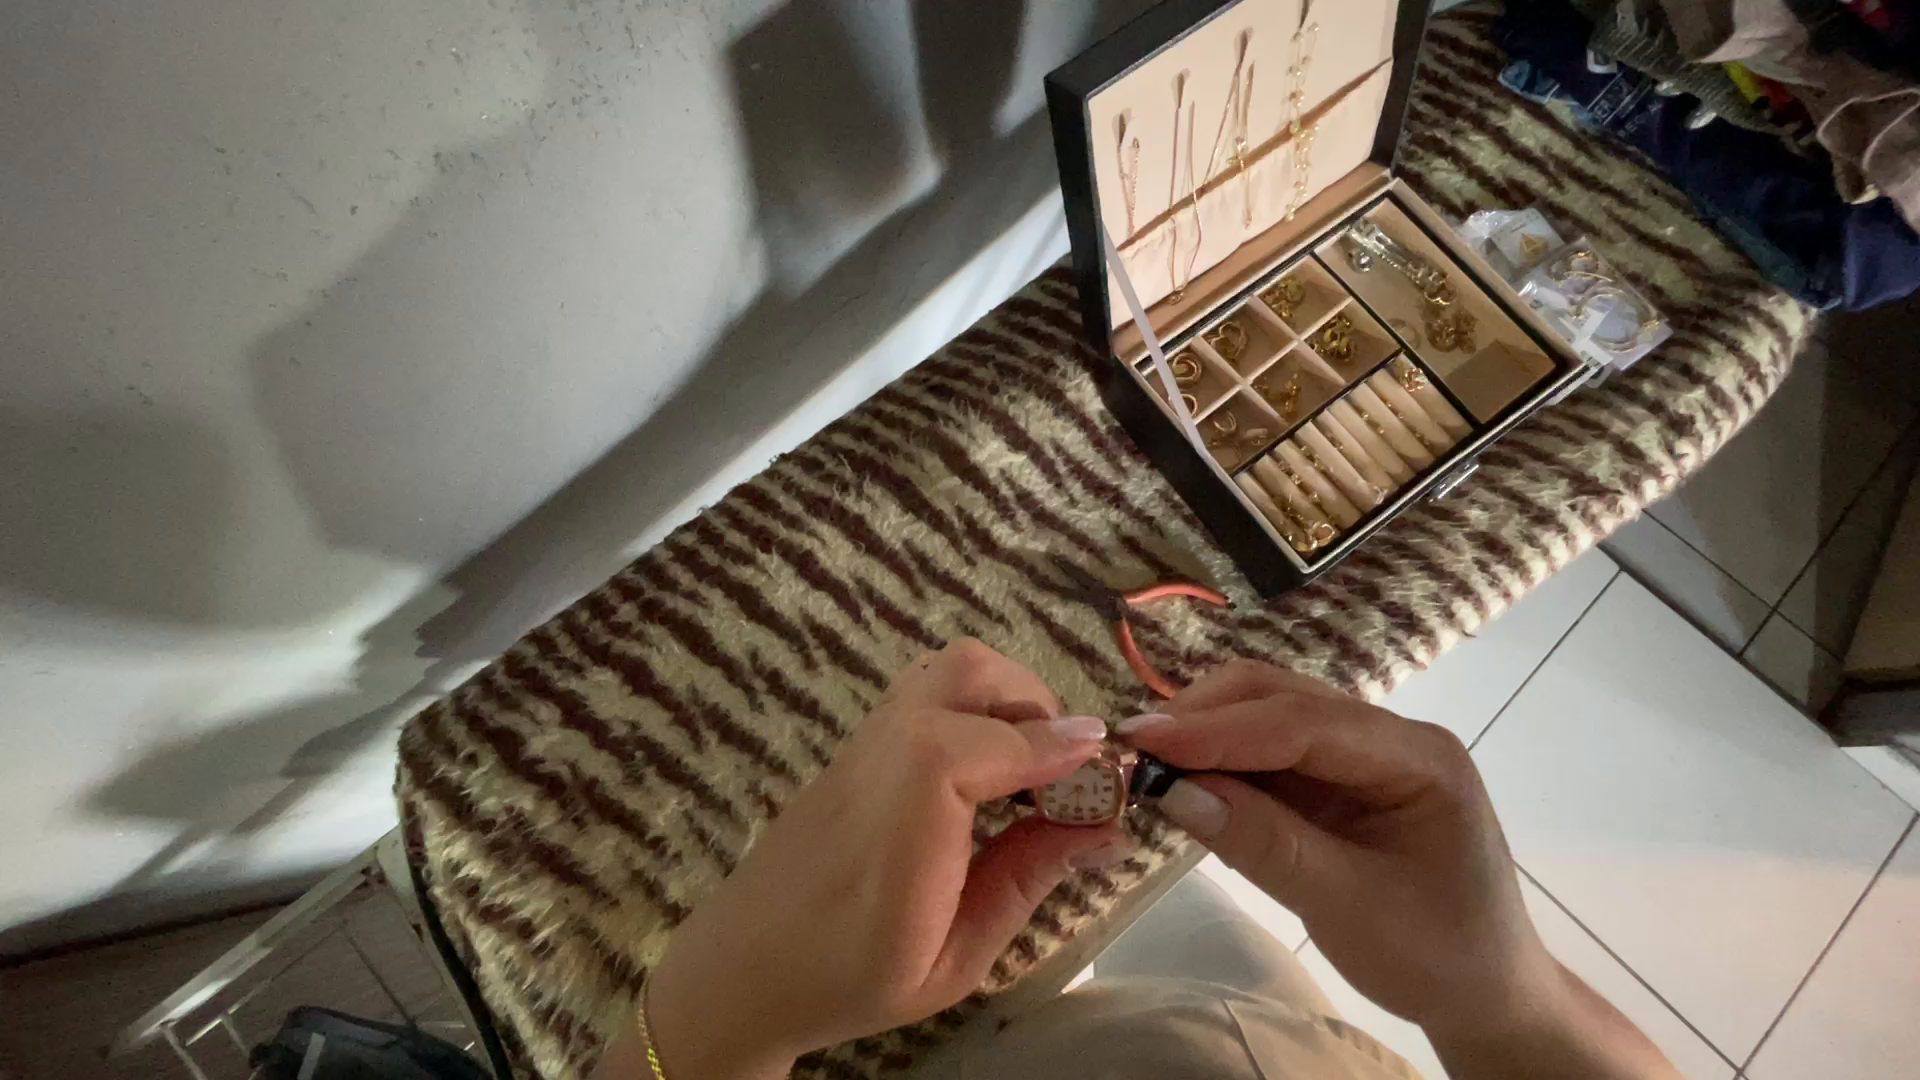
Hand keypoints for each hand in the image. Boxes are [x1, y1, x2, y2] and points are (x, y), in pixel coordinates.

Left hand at [624, 640, 1124, 1079]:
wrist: (746, 963)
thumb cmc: (850, 975)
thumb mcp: (959, 953)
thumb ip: (1031, 875)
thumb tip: (1103, 823)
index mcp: (913, 802)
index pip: (1003, 740)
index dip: (1064, 748)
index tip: (1110, 769)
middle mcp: (889, 744)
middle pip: (975, 671)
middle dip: (1035, 705)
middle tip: (1061, 768)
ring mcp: (868, 732)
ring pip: (950, 666)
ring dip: (1004, 694)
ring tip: (1026, 760)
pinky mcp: (860, 737)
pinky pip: (926, 685)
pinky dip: (971, 699)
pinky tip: (980, 759)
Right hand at [1117, 660, 1554, 1035]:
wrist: (1487, 993)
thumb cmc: (1437, 956)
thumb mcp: (1349, 908)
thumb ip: (1262, 843)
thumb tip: (1169, 791)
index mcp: (1417, 755)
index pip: (1302, 722)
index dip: (1218, 730)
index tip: (1144, 742)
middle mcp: (1384, 731)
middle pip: (1277, 694)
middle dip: (1202, 716)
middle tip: (1134, 748)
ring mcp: (1355, 745)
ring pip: (1261, 708)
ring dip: (1202, 729)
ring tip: (1147, 758)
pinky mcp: (1329, 768)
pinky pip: (1260, 745)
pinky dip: (1215, 754)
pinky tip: (1182, 772)